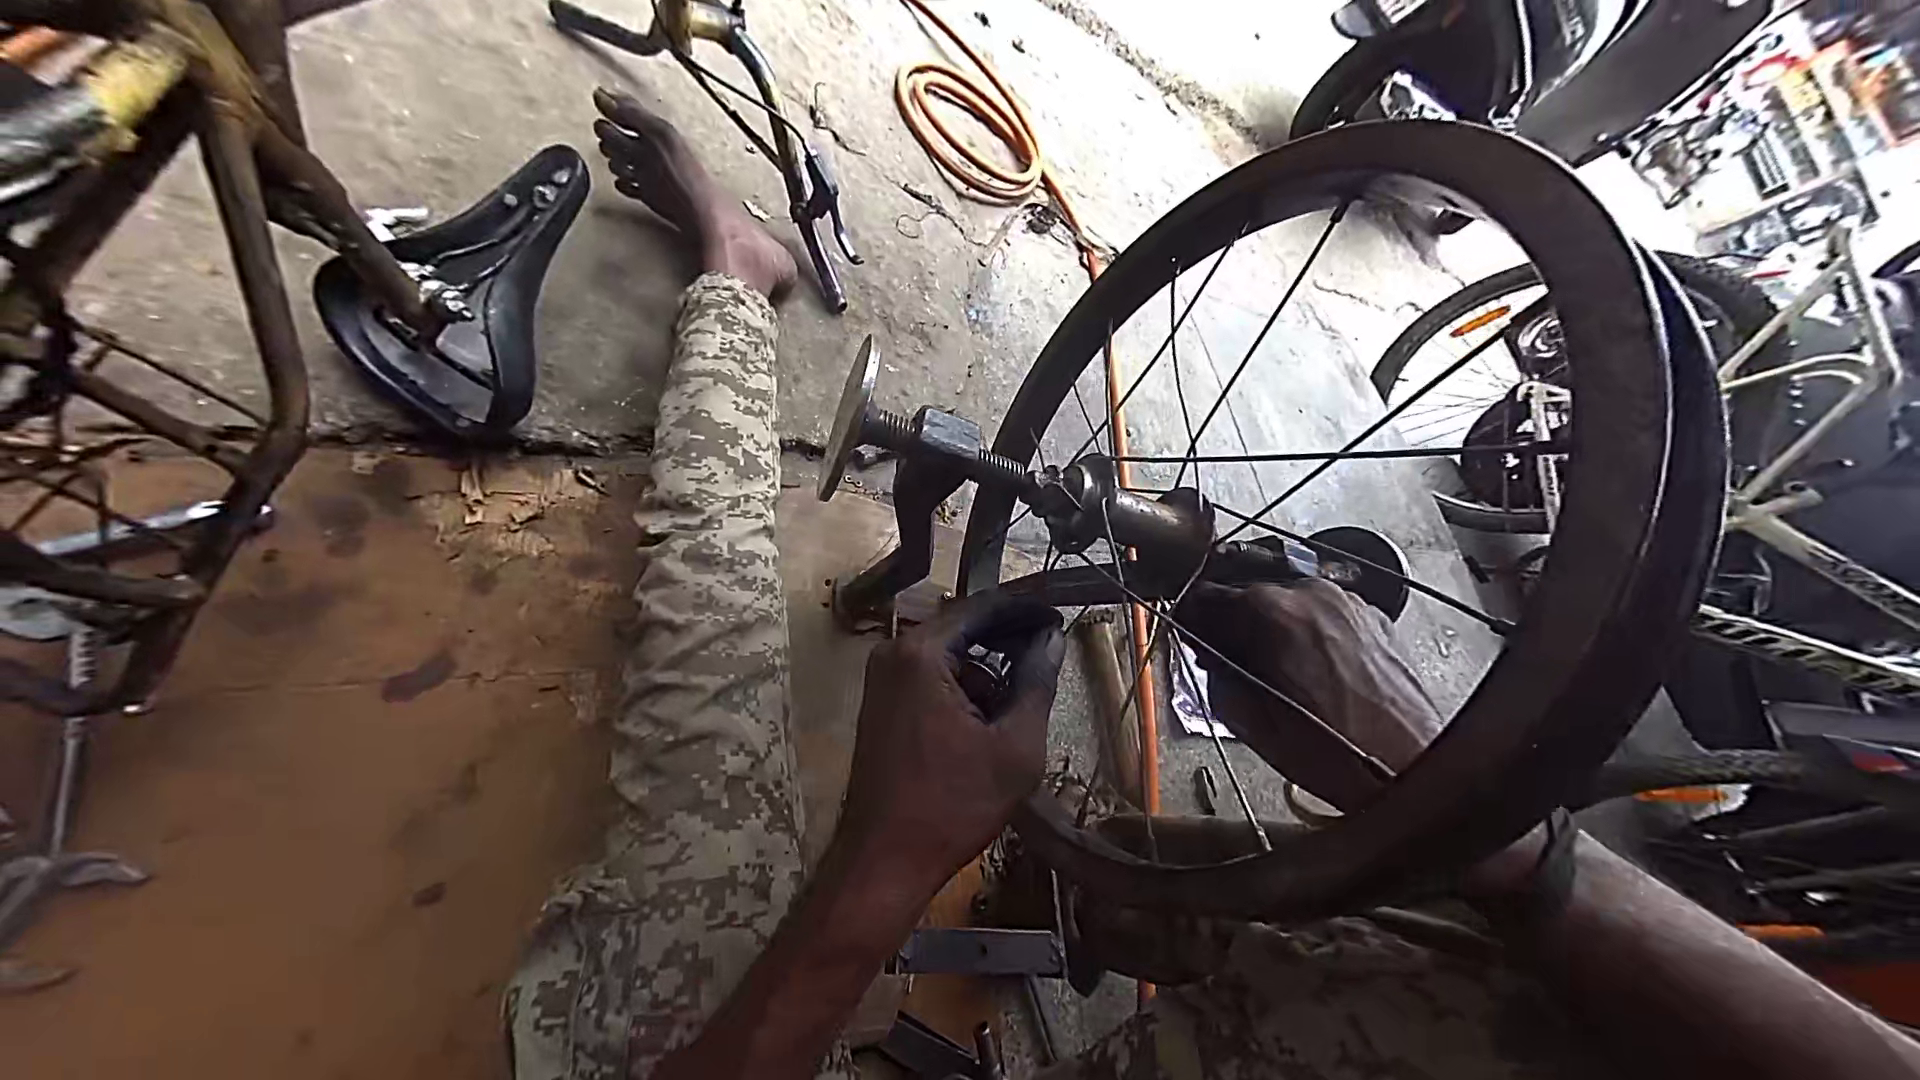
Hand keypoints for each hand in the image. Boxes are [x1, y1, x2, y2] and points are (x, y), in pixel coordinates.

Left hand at [835, 592, 1065, 889]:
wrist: (883, 862)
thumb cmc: (951, 806)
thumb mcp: (1014, 747)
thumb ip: (1036, 683)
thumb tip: (1052, 638)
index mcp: (920, 653)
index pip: (980, 607)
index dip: (1023, 610)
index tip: (1056, 618)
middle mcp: (893, 653)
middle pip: (962, 630)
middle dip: (1005, 646)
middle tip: (1044, 663)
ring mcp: (881, 677)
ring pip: (948, 656)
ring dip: (984, 674)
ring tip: (1012, 712)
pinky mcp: (881, 702)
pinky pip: (929, 677)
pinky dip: (960, 691)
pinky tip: (982, 727)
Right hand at [1179, 580, 1442, 808]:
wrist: (1411, 771)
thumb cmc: (1334, 752)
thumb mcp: (1246, 716)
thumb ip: (1214, 670)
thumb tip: (1206, 650)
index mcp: (1272, 612)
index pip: (1209, 595)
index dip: (1192, 616)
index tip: (1190, 631)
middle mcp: (1310, 594)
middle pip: (1248, 592)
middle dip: (1230, 620)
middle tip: (1221, 652)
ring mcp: (1345, 602)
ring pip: (1284, 599)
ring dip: (1267, 623)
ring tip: (1265, 662)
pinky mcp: (1371, 617)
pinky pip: (1318, 611)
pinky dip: (1301, 627)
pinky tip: (1301, 662)